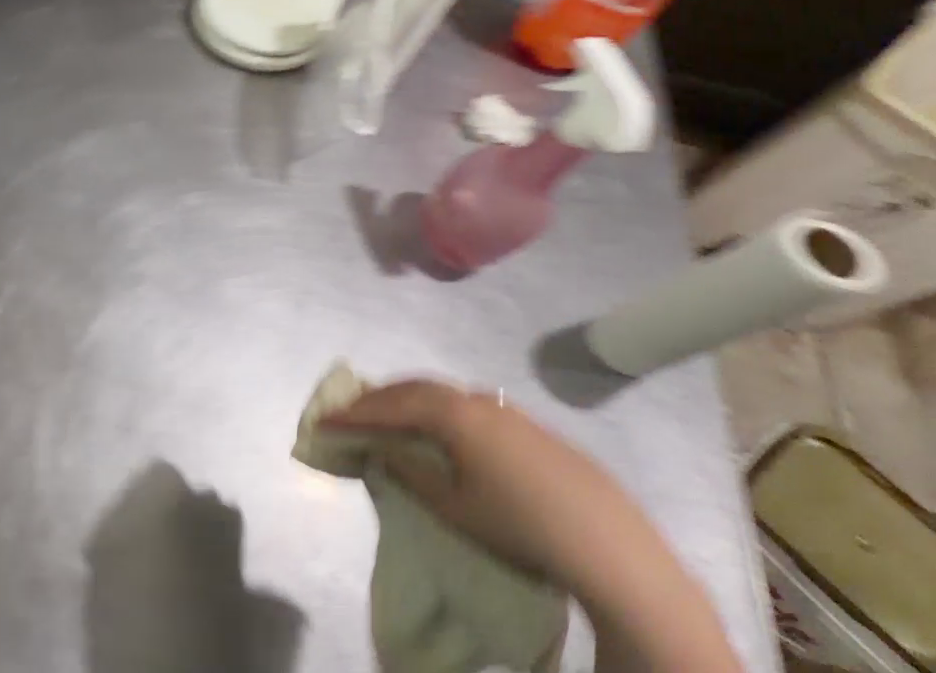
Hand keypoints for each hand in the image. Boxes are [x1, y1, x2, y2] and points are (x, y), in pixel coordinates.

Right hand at [325, 380, 742, 672]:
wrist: (610, 547)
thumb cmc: (518, 526)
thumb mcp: (452, 506)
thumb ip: (410, 472)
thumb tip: (383, 450)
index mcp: (454, 415)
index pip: (392, 404)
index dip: (355, 412)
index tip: (324, 421)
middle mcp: (481, 402)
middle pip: (418, 388)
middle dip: (381, 398)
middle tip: (352, 412)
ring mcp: (512, 414)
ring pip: (449, 395)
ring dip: (413, 402)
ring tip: (392, 419)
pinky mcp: (536, 432)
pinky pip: (474, 408)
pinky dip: (444, 412)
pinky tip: (445, 434)